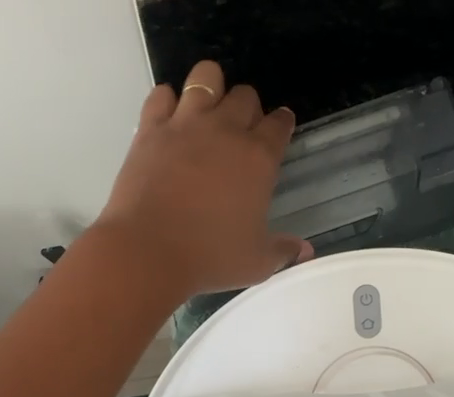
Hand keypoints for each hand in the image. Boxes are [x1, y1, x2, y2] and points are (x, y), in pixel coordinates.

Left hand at [92, 61, 308, 297]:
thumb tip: (304, 251)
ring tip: (207, 111)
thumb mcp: (256, 262)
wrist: (149, 251)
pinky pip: (162, 94)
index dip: (282, 125)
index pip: (280, 125)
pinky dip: (168, 102)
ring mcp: (186, 124)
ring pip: (206, 76)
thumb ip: (282, 251)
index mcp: (259, 158)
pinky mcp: (151, 129)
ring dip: (211, 88)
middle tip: (241, 131)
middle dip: (248, 108)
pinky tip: (169, 120)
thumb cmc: (210, 258)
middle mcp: (226, 130)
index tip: (280, 131)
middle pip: (245, 96)